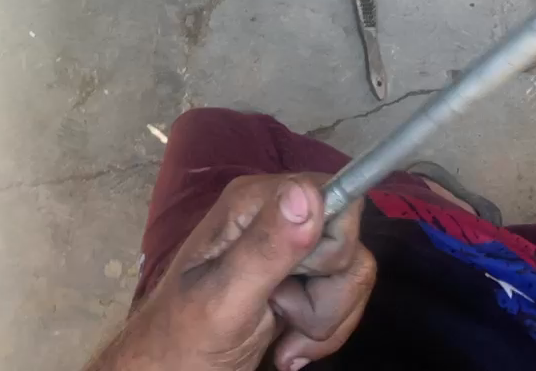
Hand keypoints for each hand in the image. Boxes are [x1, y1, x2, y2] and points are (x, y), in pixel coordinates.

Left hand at [88, 175, 375, 370]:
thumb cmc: (185, 336)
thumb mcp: (225, 296)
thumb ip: (267, 245)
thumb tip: (307, 192)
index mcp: (253, 201)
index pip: (329, 192)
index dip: (329, 241)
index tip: (300, 278)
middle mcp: (274, 214)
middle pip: (345, 236)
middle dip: (326, 290)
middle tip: (282, 313)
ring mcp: (288, 248)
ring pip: (350, 270)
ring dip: (326, 318)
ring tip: (283, 338)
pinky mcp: (298, 281)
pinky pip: (343, 296)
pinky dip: (325, 331)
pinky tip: (288, 344)